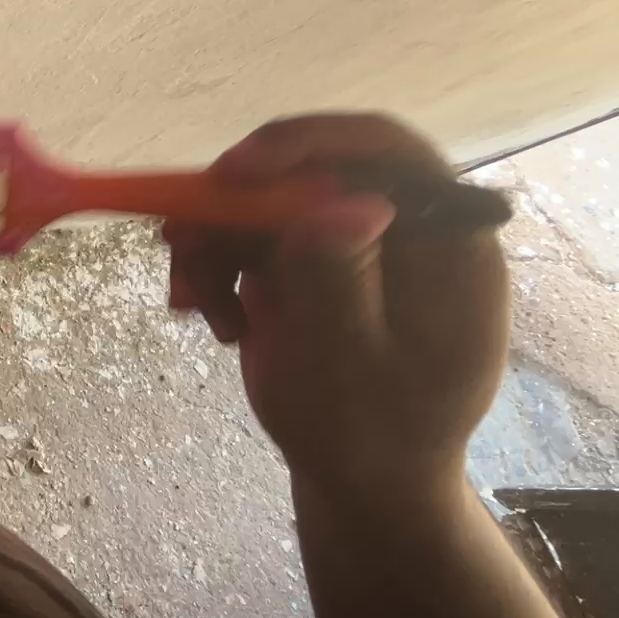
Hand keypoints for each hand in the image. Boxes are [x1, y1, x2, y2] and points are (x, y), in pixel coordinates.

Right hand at [164, 114, 509, 499]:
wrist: (353, 473)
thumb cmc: (367, 430)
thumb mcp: (347, 360)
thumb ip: (342, 281)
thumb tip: (351, 202)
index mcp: (439, 246)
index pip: (385, 154)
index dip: (308, 143)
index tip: (234, 171)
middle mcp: (388, 231)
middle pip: (299, 174)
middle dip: (229, 208)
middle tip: (179, 241)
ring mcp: (338, 245)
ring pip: (253, 206)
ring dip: (207, 246)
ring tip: (192, 302)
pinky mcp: (296, 263)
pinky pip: (234, 238)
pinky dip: (206, 268)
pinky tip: (204, 312)